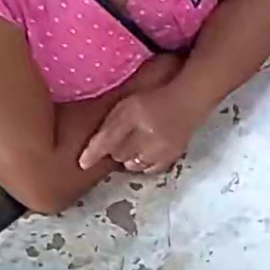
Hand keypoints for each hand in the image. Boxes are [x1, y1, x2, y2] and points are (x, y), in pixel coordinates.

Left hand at [79, 72, 204, 173]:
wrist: (187, 102)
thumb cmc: (153, 100)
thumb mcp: (128, 104)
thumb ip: (112, 122)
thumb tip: (97, 148)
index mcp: (133, 115)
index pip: (108, 139)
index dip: (94, 153)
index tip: (82, 164)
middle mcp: (146, 134)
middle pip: (119, 155)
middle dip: (116, 150)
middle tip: (124, 140)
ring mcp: (159, 148)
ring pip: (133, 164)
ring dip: (129, 158)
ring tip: (136, 146)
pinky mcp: (170, 157)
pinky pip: (149, 169)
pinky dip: (144, 163)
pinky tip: (147, 153)